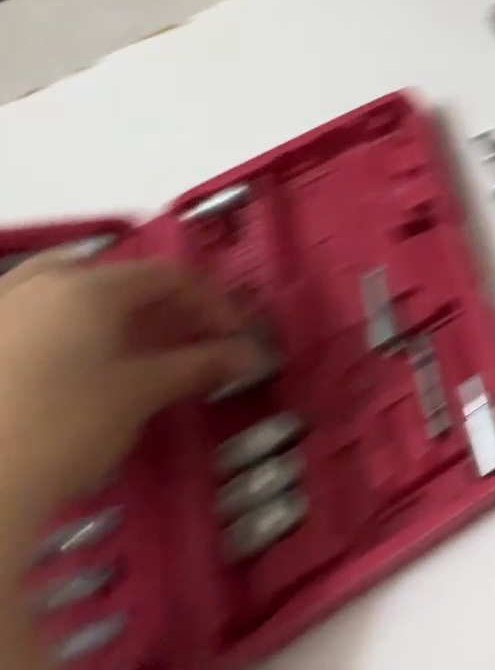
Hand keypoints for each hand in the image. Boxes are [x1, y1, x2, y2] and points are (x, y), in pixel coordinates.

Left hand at [0, 256, 257, 523]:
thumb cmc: (63, 426)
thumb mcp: (146, 392)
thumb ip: (205, 363)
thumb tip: (252, 354)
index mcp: (86, 286)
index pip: (172, 276)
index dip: (214, 305)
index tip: (235, 340)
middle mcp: (34, 287)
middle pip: (116, 280)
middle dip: (159, 307)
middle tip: (187, 339)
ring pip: (67, 299)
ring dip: (113, 319)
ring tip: (138, 354)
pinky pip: (34, 323)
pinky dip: (69, 335)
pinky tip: (82, 370)